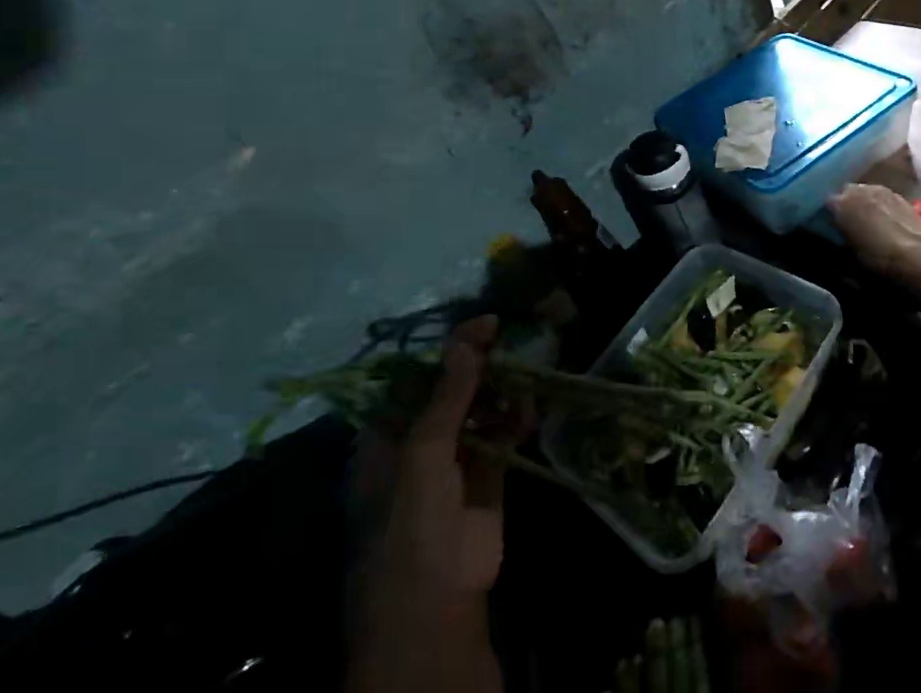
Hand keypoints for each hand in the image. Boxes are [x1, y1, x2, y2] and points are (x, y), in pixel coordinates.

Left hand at [347, 315, 518, 692]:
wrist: (436, 597)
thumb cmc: (410, 522)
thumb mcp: (423, 454)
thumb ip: (447, 397)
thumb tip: (467, 340)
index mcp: (386, 436)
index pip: (416, 379)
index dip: (449, 350)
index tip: (486, 323)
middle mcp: (419, 442)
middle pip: (453, 390)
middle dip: (483, 364)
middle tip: (518, 338)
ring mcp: (455, 458)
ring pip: (482, 409)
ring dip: (505, 388)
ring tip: (532, 367)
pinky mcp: (488, 473)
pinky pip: (503, 434)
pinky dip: (519, 417)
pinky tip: (534, 405)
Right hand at [827, 184, 920, 276]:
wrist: (920, 257)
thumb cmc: (878, 261)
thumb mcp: (850, 259)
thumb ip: (839, 243)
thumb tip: (837, 239)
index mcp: (840, 204)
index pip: (827, 203)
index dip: (829, 215)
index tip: (830, 226)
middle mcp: (859, 190)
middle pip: (847, 193)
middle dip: (846, 204)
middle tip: (848, 223)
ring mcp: (882, 190)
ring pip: (866, 192)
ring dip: (864, 202)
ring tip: (868, 220)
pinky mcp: (901, 196)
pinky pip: (883, 196)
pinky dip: (881, 205)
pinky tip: (885, 219)